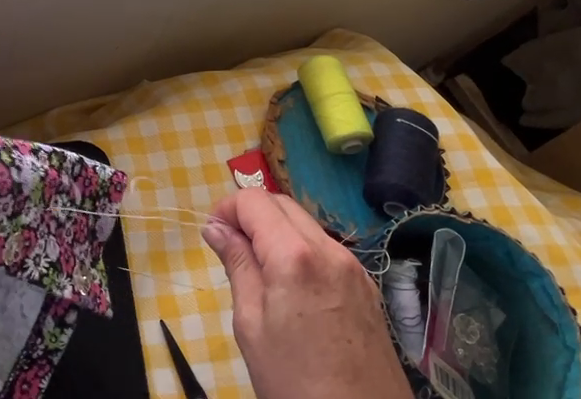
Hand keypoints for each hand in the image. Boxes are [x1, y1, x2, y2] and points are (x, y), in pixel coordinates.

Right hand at [202, 189, 410, 398]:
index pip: (254, 200)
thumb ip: (237, 266)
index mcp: (295, 255)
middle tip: (231, 248)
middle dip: (252, 215)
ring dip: (277, 231)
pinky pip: (327, 250)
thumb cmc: (295, 383)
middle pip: (282, 204)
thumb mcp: (250, 325)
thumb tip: (216, 228)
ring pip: (306, 225)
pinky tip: (291, 288)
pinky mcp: (367, 289)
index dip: (227, 209)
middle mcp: (329, 250)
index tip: (213, 234)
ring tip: (258, 271)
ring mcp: (354, 269)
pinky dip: (301, 251)